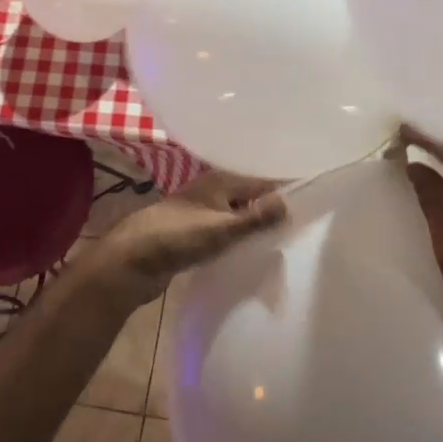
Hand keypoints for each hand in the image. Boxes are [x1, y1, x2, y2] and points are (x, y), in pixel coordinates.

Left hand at [82, 170, 288, 309]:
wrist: (131, 261)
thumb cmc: (177, 237)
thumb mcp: (222, 228)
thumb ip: (255, 218)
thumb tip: (289, 202)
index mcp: (219, 181)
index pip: (261, 181)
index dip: (283, 189)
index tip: (311, 200)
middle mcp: (210, 192)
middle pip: (248, 197)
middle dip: (271, 208)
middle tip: (302, 223)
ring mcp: (199, 213)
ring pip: (236, 216)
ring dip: (254, 226)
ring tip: (282, 239)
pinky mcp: (192, 235)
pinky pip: (224, 232)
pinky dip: (238, 239)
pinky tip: (251, 252)